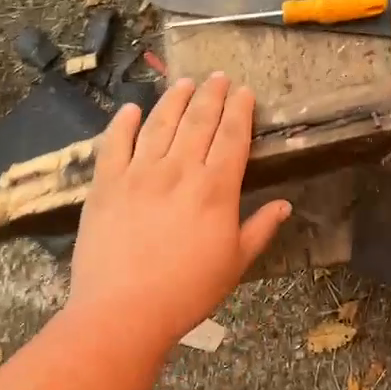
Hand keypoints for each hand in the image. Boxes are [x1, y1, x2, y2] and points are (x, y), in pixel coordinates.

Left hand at [66, 73, 292, 346]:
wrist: (121, 313)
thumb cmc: (186, 292)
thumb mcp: (235, 264)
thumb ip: (260, 228)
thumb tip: (285, 204)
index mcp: (216, 188)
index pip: (233, 136)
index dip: (240, 109)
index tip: (245, 91)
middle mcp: (180, 170)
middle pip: (199, 120)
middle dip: (212, 94)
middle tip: (218, 77)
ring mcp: (139, 173)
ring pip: (160, 123)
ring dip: (175, 98)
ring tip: (184, 82)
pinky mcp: (105, 184)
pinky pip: (115, 143)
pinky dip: (124, 122)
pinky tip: (132, 109)